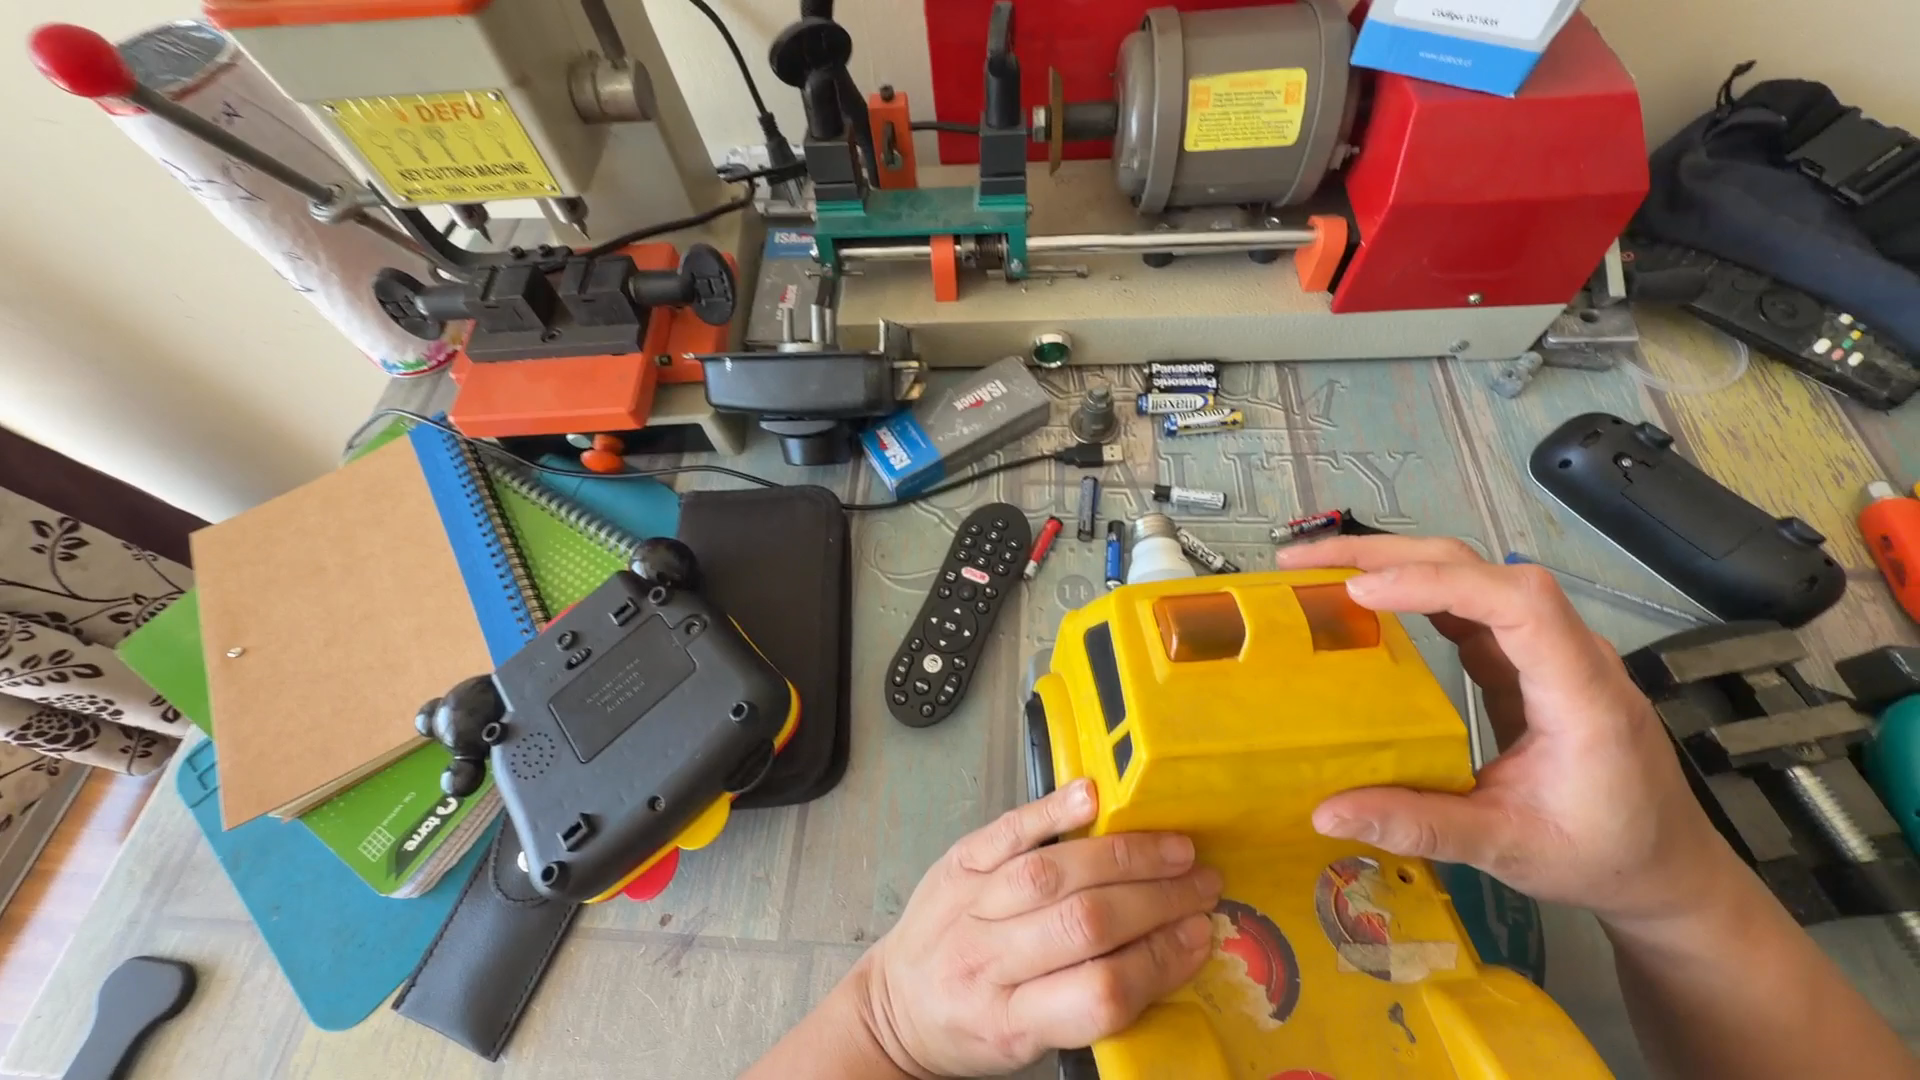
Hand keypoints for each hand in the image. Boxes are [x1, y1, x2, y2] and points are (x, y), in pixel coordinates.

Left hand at [854, 778, 1220, 1078]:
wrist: (896, 1003)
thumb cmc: (972, 1029)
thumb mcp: (1030, 1045)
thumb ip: (1091, 1003)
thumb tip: (1172, 949)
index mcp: (1012, 1023)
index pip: (1102, 993)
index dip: (1160, 961)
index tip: (1200, 935)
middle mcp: (989, 960)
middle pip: (1084, 924)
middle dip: (1156, 899)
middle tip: (1203, 883)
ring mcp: (971, 902)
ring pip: (1054, 872)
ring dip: (1123, 856)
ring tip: (1173, 848)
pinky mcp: (959, 860)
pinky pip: (1008, 830)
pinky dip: (1051, 810)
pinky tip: (1093, 796)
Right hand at [1276, 535, 1738, 927]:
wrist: (1665, 864)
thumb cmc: (1603, 856)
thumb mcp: (1509, 851)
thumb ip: (1421, 827)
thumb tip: (1324, 812)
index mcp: (1580, 693)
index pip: (1517, 603)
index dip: (1436, 584)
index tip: (1359, 592)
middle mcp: (1565, 652)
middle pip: (1480, 569)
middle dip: (1390, 555)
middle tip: (1305, 563)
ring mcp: (1542, 648)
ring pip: (1468, 575)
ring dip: (1392, 562)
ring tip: (1318, 569)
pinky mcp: (1518, 657)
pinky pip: (1461, 603)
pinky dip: (1406, 590)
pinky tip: (1360, 598)